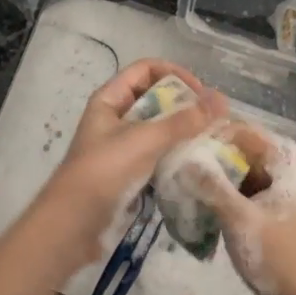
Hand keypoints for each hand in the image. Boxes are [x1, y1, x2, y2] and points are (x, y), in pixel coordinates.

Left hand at [30, 59, 226, 266]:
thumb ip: (183, 120)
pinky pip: (158, 156)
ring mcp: (122, 146)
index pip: (146, 69)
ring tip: (212, 142)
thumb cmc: (105, 171)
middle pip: (155, 98)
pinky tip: (197, 165)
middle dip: (185, 105)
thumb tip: (221, 99)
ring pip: (159, 129)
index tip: (202, 93)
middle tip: (214, 120)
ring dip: (183, 133)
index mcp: (110, 98)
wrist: (74, 225)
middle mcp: (115, 117)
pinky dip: (176, 157)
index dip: (175, 74)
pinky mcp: (129, 173)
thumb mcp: (145, 139)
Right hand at [177, 120, 295, 294]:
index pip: (242, 130)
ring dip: (214, 176)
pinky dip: (223, 193)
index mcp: (289, 160)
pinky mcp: (274, 208)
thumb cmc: (279, 259)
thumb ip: (210, 185)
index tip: (178, 144)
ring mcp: (282, 188)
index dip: (210, 135)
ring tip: (179, 180)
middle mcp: (288, 167)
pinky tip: (197, 200)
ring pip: (239, 170)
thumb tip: (181, 155)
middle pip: (241, 149)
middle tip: (174, 164)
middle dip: (210, 157)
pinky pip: (243, 189)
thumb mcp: (240, 220)